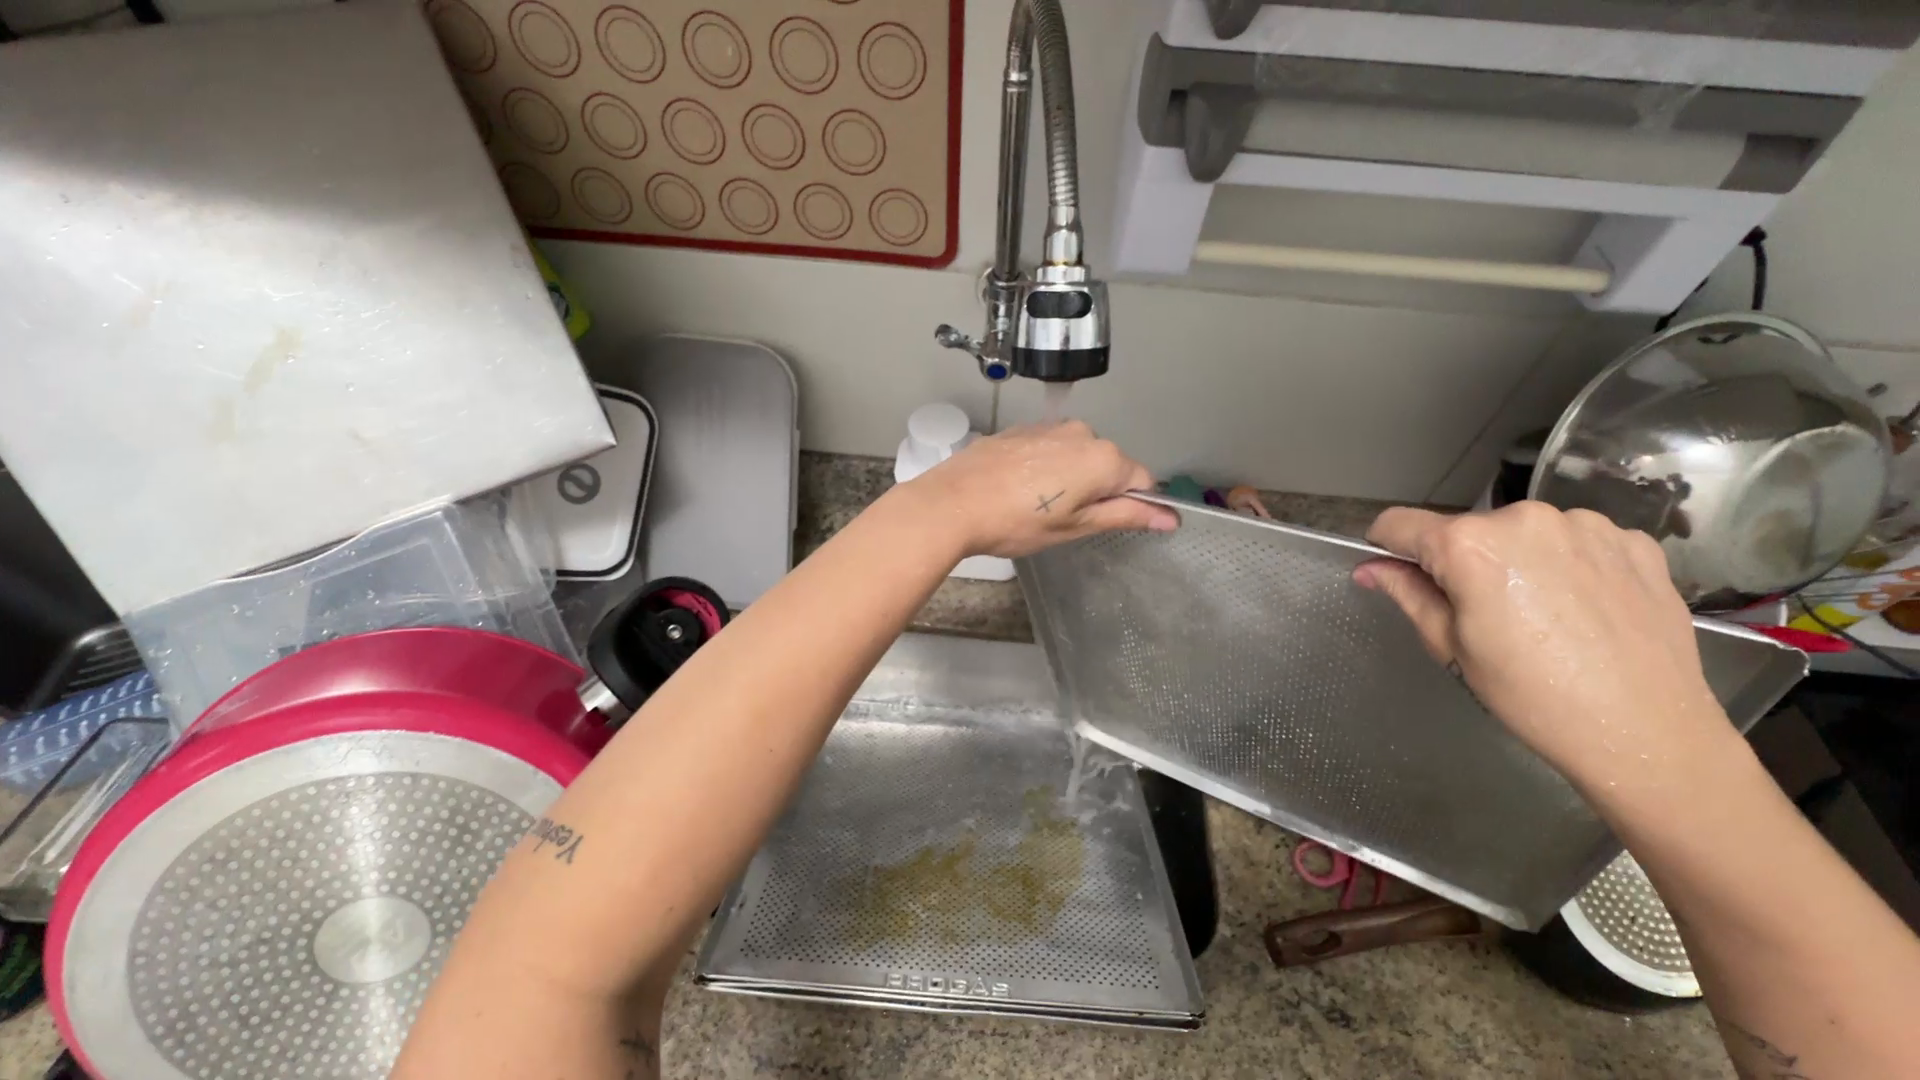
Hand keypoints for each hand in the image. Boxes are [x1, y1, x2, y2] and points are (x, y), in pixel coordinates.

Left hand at [901, 421, 1177, 558]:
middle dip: (1098, 492)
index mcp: (1103, 457)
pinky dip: (1046, 468)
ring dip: (1070, 479)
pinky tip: (1020, 490)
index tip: (1107, 525)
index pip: (1142, 481)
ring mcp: (1049, 427)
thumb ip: (1127, 516)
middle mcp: (1082, 432)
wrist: (952, 504)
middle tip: (1065, 521)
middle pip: (1109, 465)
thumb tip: (1170, 518)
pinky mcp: (1021, 430)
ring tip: (1038, 507)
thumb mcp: (1076, 526)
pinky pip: (1050, 449)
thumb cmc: (1017, 522)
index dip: (1133, 506)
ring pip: (1078, 456)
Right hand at [1356, 502, 1735, 801]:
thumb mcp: (1451, 647)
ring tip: (1542, 614)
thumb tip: (1370, 568)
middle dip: (1463, 563)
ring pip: (1524, 535)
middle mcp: (1526, 518)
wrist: (1645, 731)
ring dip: (1518, 561)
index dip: (1387, 548)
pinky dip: (1569, 566)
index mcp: (1470, 545)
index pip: (1400, 524)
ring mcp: (1587, 525)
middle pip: (1467, 530)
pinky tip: (1584, 610)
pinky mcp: (1634, 541)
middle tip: (1484, 615)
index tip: (1395, 574)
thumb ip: (1407, 594)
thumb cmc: (1532, 695)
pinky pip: (1578, 542)